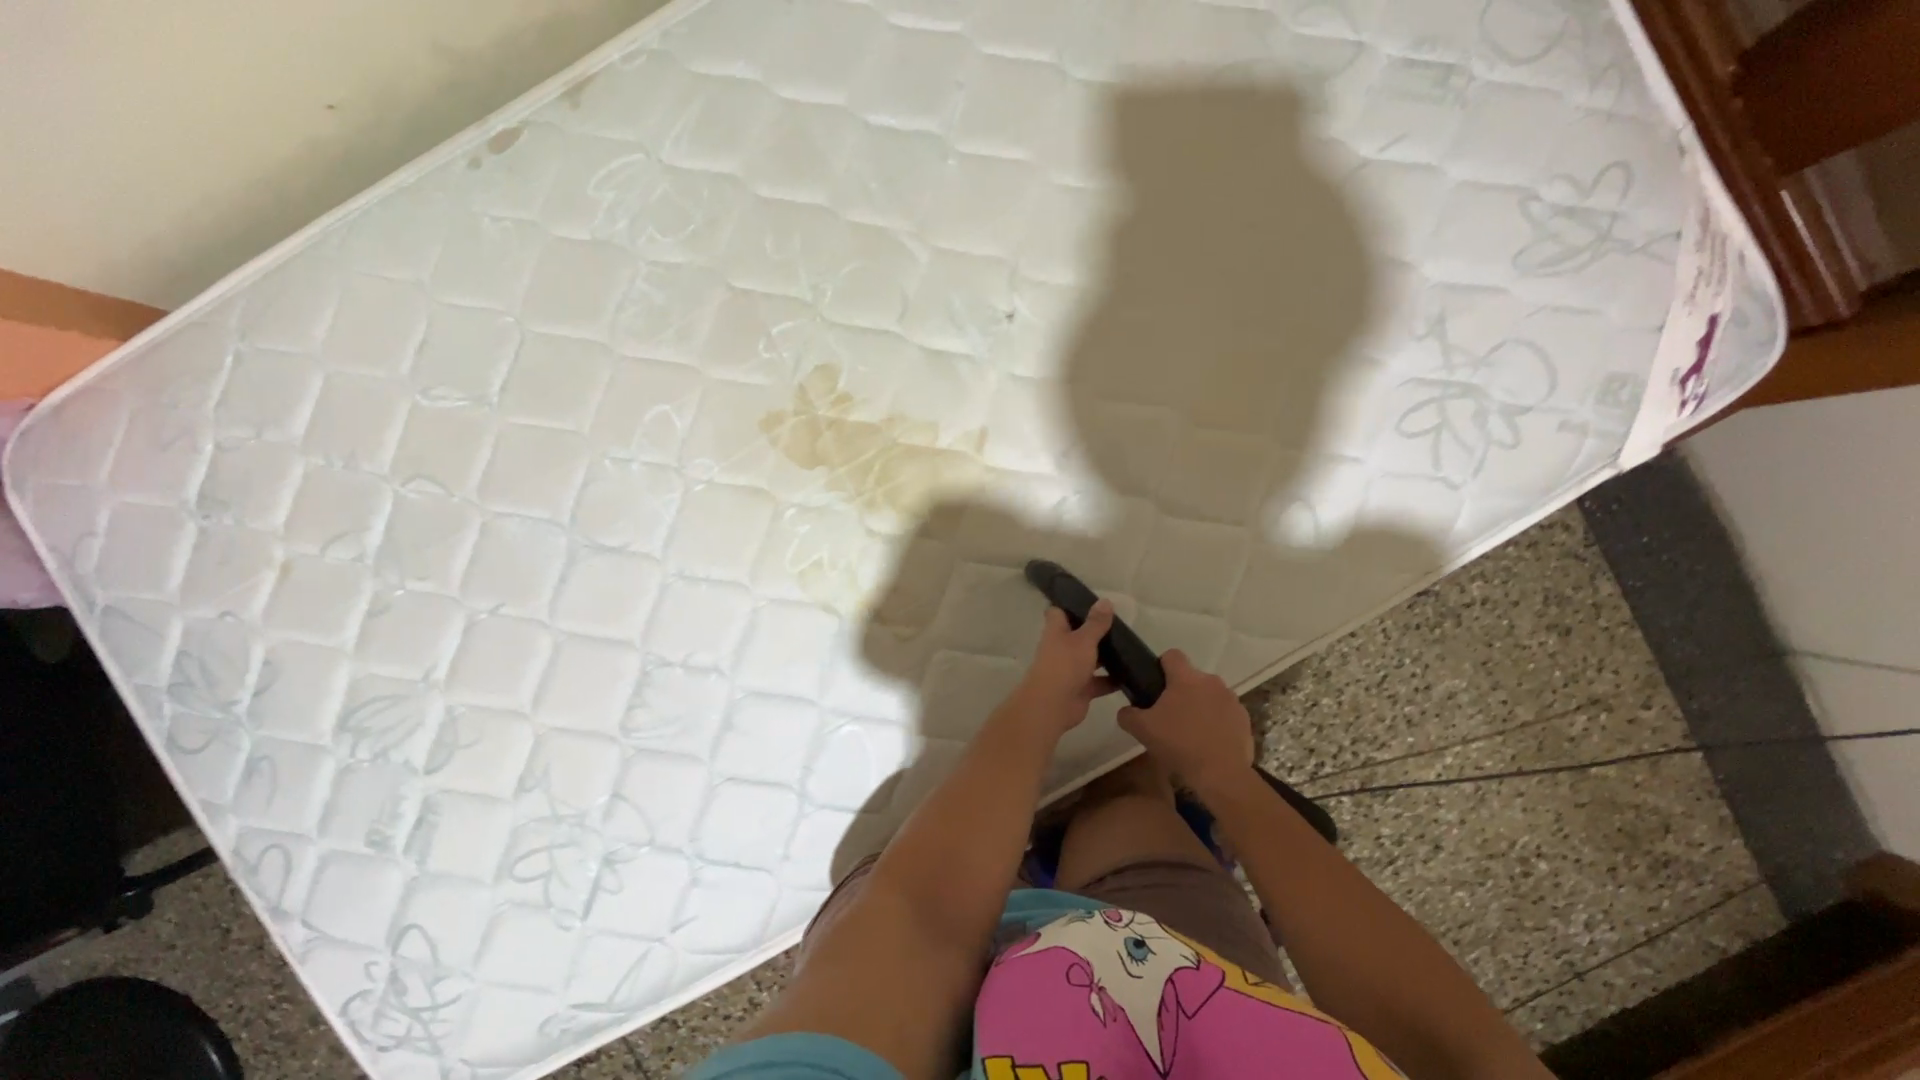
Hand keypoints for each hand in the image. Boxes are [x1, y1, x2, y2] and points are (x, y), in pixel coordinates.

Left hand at [1007, 601, 1118, 739]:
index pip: (1059, 613)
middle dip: (1096, 632)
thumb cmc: (1065, 665)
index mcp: (1056, 632)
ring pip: (1091, 659)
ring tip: (1131, 647)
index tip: (1090, 601)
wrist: (1053, 705)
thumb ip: (1096, 622)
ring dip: (1107, 656)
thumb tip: (1105, 600)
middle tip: (1121, 625)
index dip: (1070, 606)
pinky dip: (1113, 680)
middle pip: (1078, 636)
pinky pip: (1099, 682)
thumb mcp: (1084, 639)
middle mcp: (1062, 649)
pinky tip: (1131, 675)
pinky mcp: (1081, 689)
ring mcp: (1071, 670)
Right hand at [1117, 650, 1254, 791]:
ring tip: (1191, 733)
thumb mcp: (1142, 730)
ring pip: (1210, 696)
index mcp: (1186, 679)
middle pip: (1192, 678)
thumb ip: (1128, 715)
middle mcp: (1211, 682)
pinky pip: (1225, 713)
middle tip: (1170, 717)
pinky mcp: (1244, 718)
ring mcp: (1231, 699)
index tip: (1156, 685)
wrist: (1221, 773)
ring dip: (1200, 707)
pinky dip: (1217, 723)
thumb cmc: (1179, 745)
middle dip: (1181, 692)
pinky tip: (1209, 743)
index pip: (1172, 655)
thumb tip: (1126, 711)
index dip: (1161, 665)